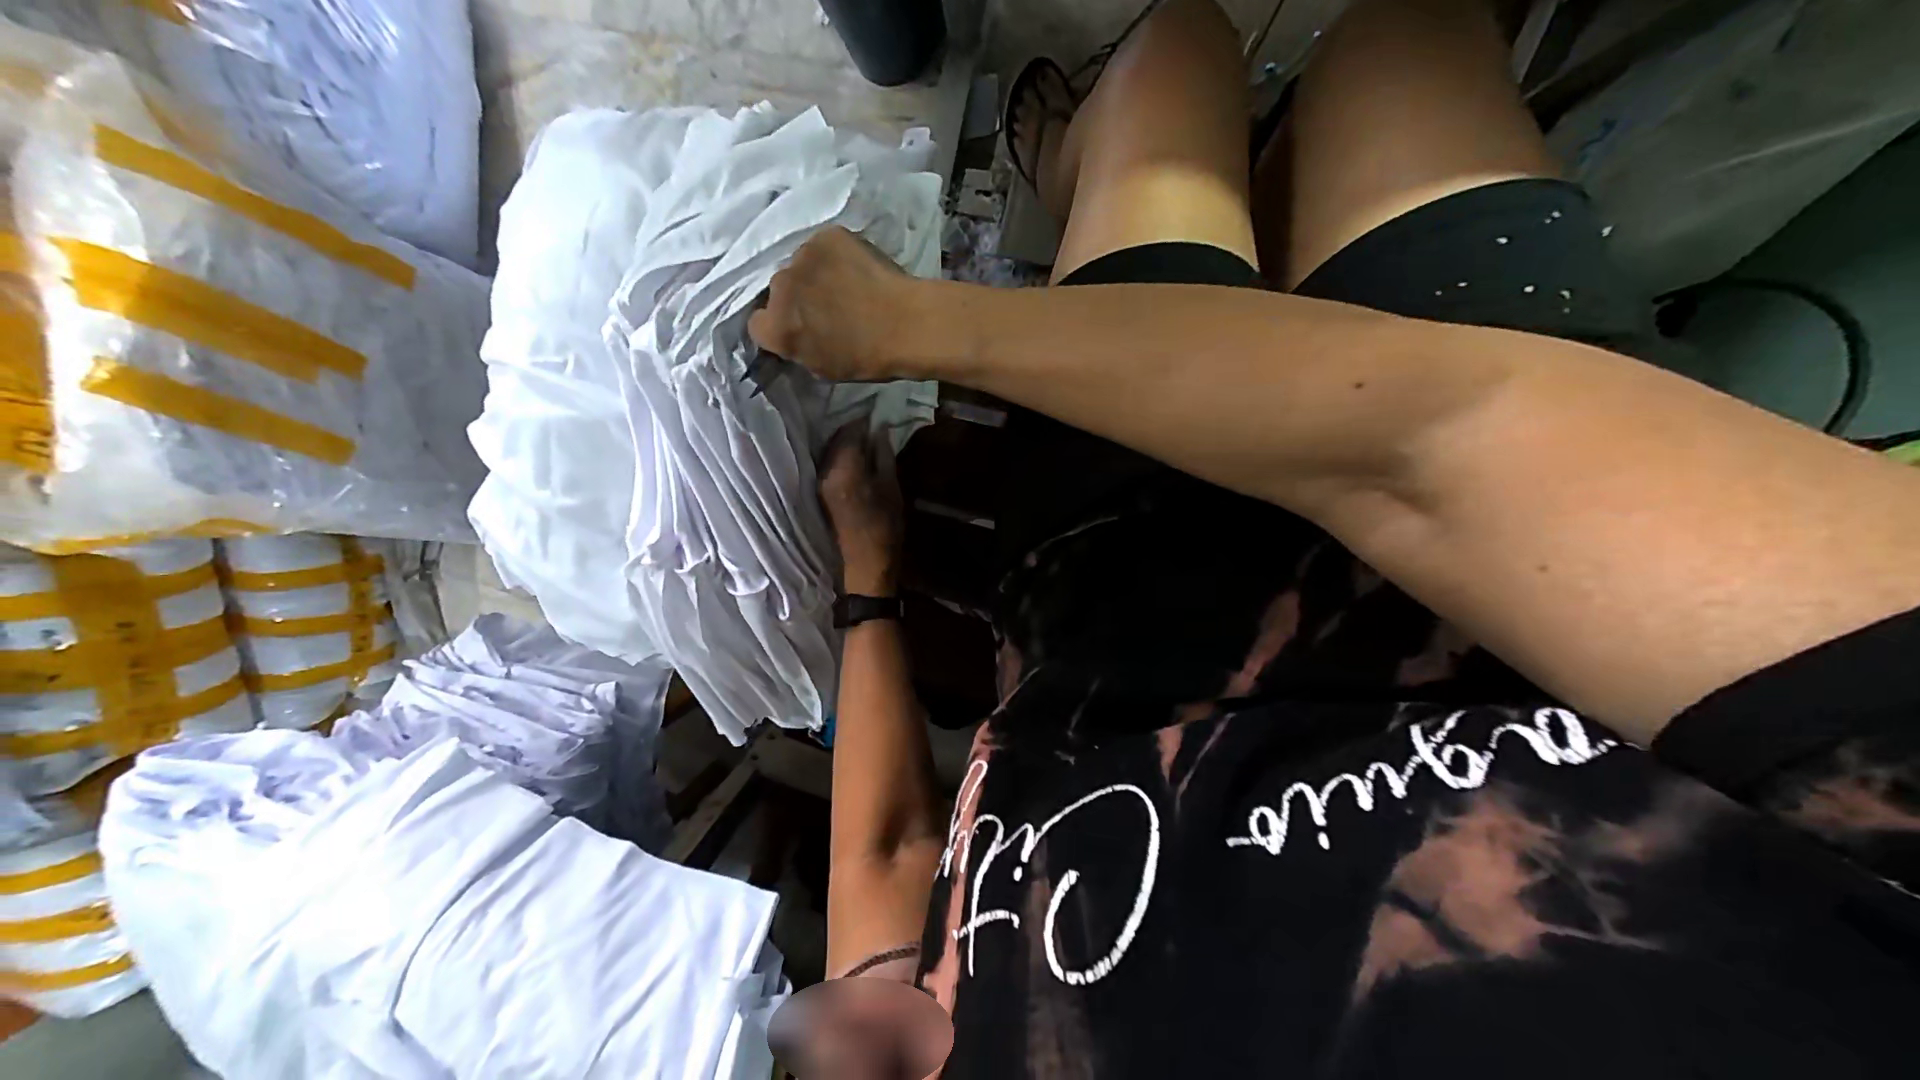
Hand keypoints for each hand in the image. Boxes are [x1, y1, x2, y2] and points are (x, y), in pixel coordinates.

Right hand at [749, 226, 923, 381]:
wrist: (907, 324)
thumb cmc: (868, 357)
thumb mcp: (823, 368)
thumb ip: (798, 349)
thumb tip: (796, 336)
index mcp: (777, 327)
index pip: (759, 323)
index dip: (779, 326)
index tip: (799, 329)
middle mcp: (780, 286)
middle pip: (779, 290)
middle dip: (797, 298)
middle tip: (827, 308)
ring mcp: (803, 256)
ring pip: (800, 265)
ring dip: (814, 274)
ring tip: (845, 287)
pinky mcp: (827, 236)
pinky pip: (822, 246)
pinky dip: (834, 256)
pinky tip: (856, 269)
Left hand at [818, 422, 903, 596]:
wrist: (866, 564)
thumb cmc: (885, 526)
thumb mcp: (892, 488)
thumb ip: (884, 455)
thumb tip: (880, 430)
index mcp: (844, 468)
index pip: (850, 431)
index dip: (864, 421)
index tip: (877, 416)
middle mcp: (825, 471)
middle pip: (835, 439)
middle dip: (853, 431)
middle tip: (872, 427)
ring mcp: (819, 483)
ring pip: (830, 452)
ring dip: (846, 445)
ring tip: (866, 443)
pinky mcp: (819, 494)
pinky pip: (828, 466)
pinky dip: (840, 458)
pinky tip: (856, 461)